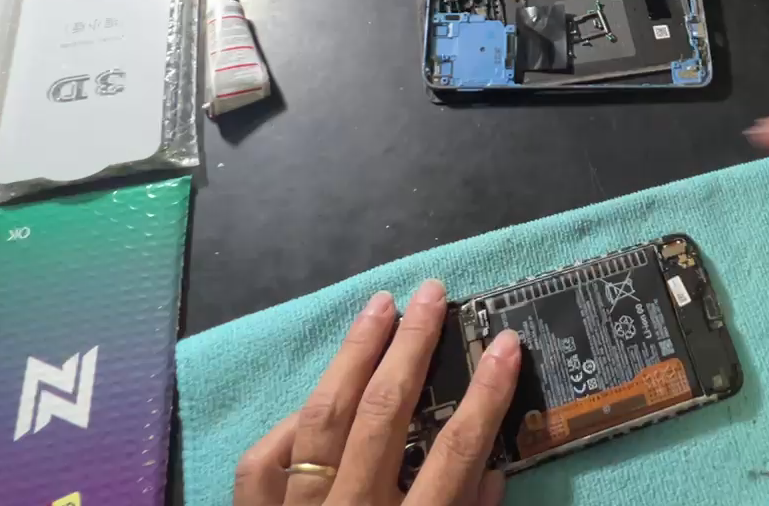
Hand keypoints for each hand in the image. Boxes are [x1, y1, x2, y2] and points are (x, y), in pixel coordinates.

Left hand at [234, 280, 521, 505]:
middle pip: (381, 417)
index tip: (506, 341)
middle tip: (433, 293)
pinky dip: (292, 423)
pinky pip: (262, 462)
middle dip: (411, 347)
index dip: (484, 395)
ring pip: (322, 418)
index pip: (455, 457)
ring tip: (381, 304)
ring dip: (354, 353)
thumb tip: (492, 474)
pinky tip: (316, 396)